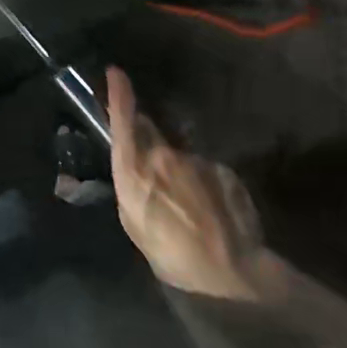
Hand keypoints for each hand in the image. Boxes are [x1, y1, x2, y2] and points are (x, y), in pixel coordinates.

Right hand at [108, 67, 269, 300]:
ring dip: (183, 171)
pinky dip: (209, 185)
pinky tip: (216, 210)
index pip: (122, 118)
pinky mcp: (227, 174)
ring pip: (184, 158)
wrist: (230, 276)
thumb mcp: (131, 217)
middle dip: (149, 142)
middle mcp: (163, 154)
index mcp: (132, 165)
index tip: (116, 71)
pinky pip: (211, 172)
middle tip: (157, 172)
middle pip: (152, 135)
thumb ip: (131, 182)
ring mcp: (198, 162)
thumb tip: (134, 166)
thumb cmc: (166, 250)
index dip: (119, 93)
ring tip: (194, 206)